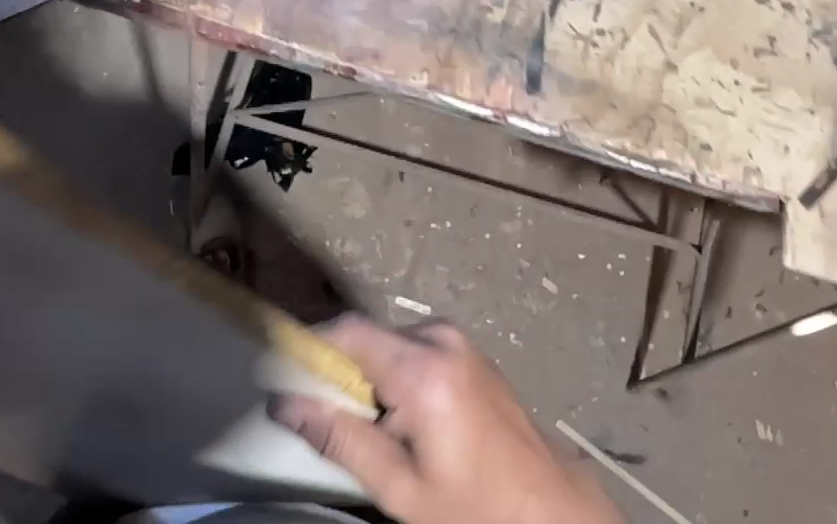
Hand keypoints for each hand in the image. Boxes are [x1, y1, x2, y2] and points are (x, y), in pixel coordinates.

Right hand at [269, 316, 623, 523]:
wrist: (551, 511)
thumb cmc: (475, 507)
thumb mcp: (400, 487)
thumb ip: (341, 439)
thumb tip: (286, 405)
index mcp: (423, 368)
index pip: (347, 331)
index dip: (309, 347)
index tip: (284, 375)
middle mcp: (441, 339)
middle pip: (367, 337)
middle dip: (341, 372)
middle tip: (330, 418)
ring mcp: (460, 341)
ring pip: (389, 344)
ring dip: (370, 376)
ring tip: (374, 428)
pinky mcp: (469, 351)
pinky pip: (414, 349)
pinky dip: (396, 374)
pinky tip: (405, 419)